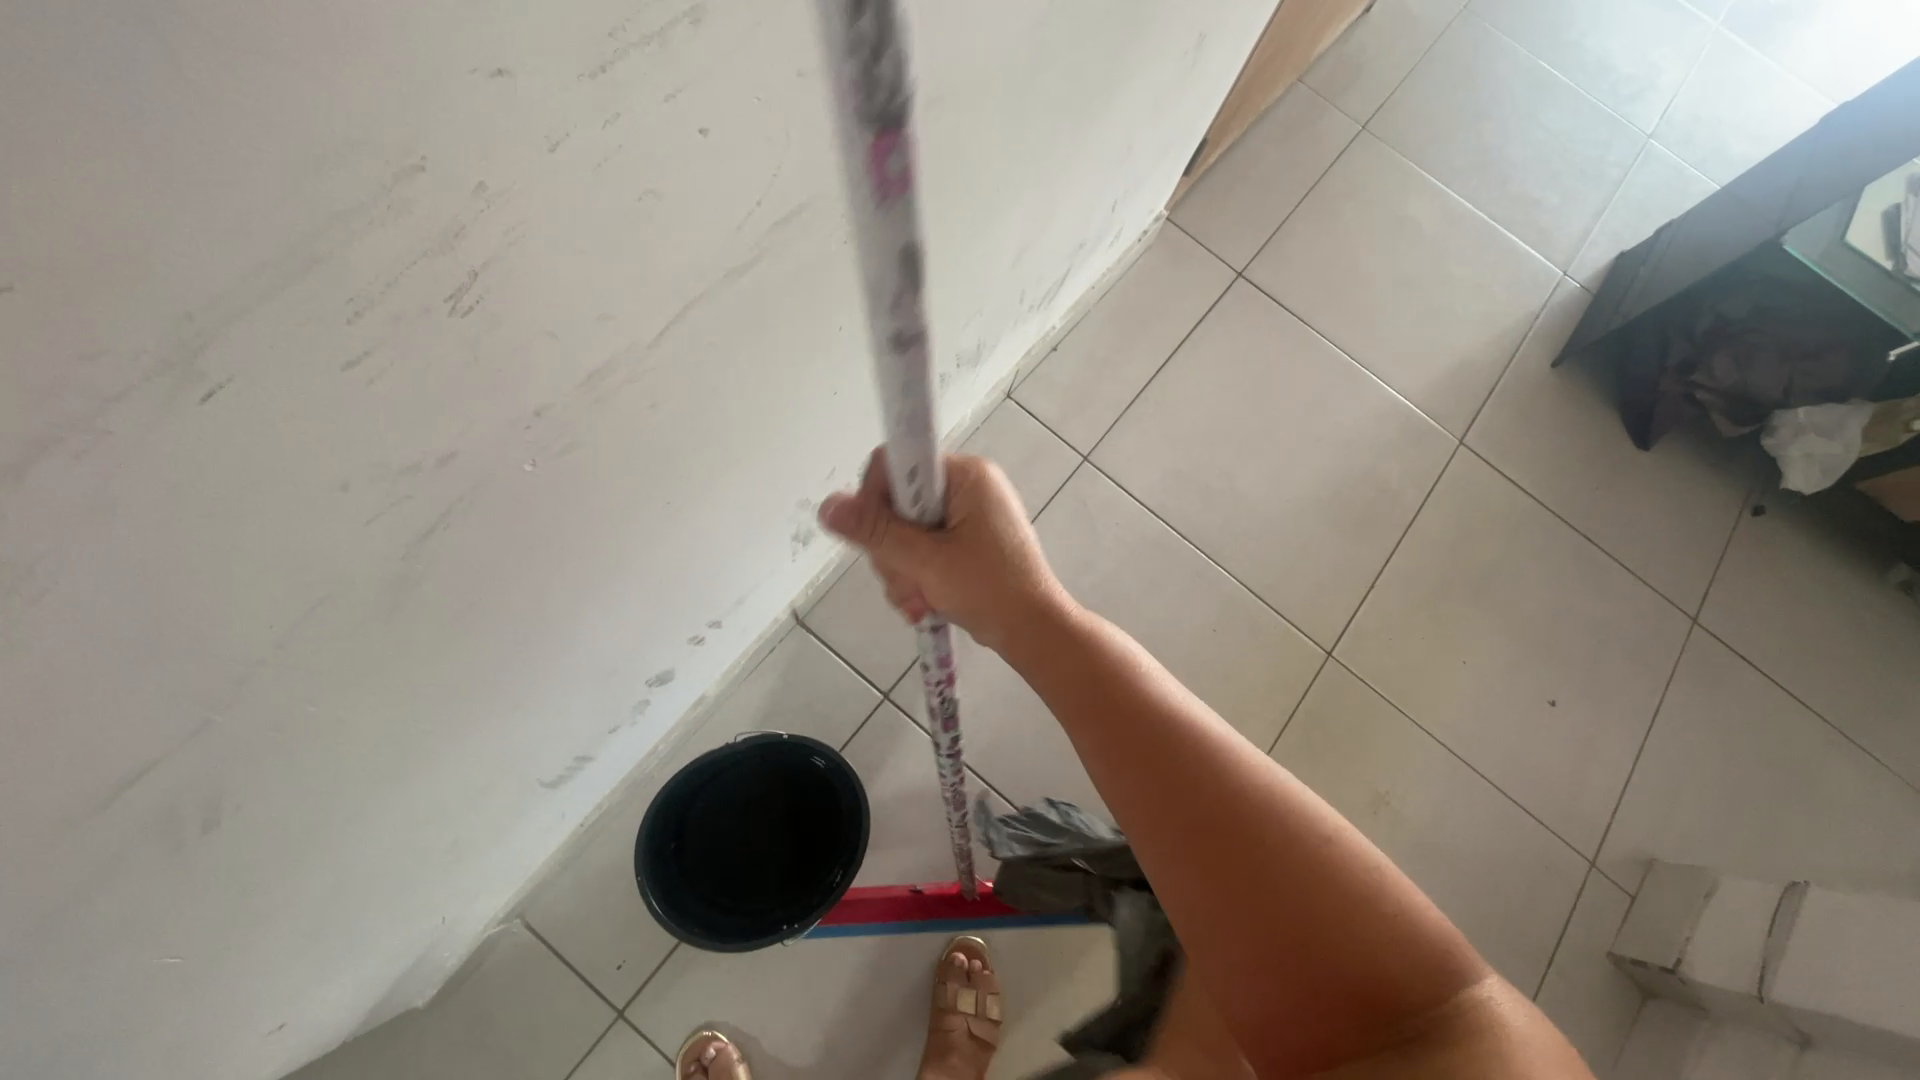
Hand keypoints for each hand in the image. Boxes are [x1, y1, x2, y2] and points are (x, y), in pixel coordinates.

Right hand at [817, 448, 1073, 653]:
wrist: (1034, 632)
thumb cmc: (990, 591)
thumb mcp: (927, 562)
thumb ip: (876, 532)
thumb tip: (827, 506)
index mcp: (965, 475)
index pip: (896, 464)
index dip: (875, 501)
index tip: (879, 540)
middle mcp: (966, 486)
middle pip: (896, 504)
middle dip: (893, 552)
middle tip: (909, 584)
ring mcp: (967, 515)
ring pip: (904, 533)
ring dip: (903, 572)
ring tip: (920, 603)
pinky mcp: (965, 541)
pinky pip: (921, 549)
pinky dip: (917, 577)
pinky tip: (925, 604)